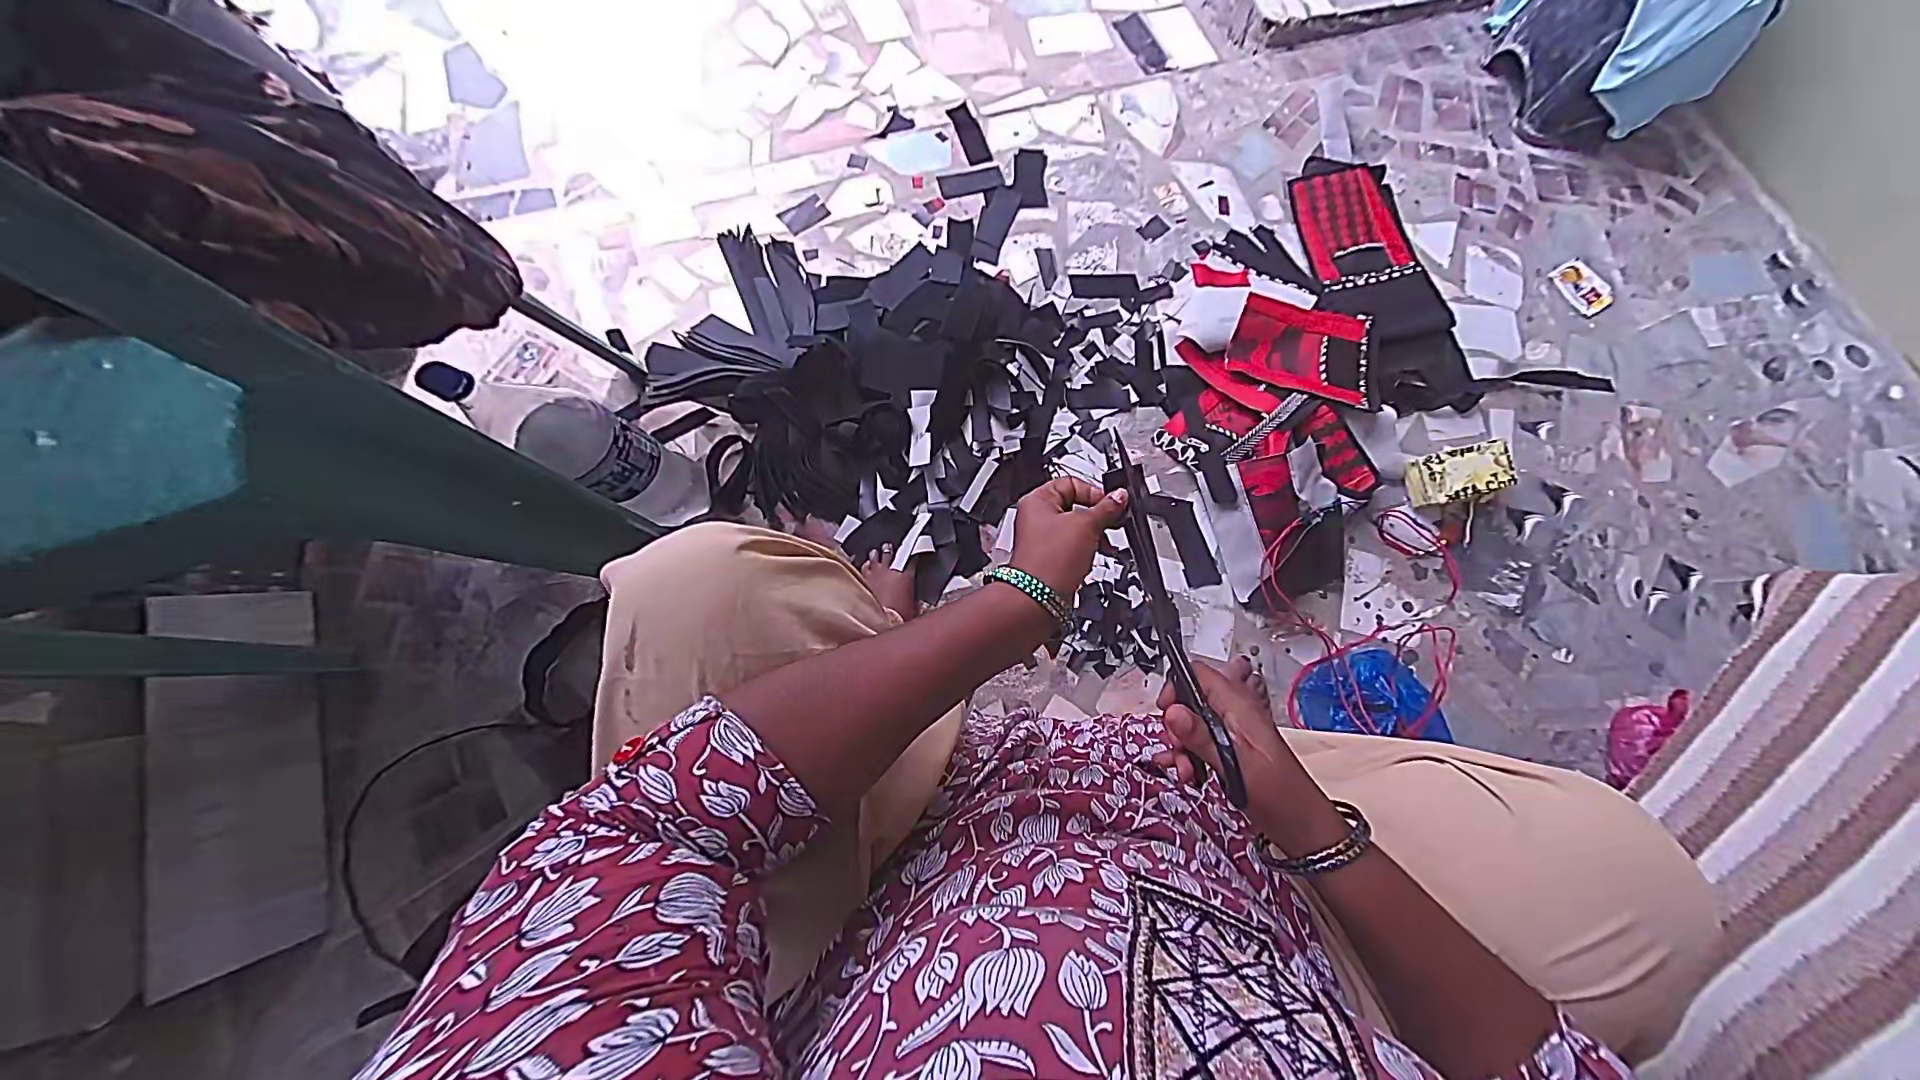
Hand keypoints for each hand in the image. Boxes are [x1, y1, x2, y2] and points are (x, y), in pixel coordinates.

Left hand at [1008, 476, 1128, 596]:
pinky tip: (1096, 555)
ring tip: (1104, 542)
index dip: (1094, 492)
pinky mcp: (1051, 557)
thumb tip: (1119, 496)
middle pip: (1075, 506)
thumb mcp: (1086, 526)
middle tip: (1111, 522)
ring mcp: (1043, 539)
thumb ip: (1106, 508)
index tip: (1111, 503)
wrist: (1039, 597)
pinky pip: (1074, 546)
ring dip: (1094, 534)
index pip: (1071, 483)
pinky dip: (1087, 548)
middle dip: (1096, 516)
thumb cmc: (1049, 560)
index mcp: (1037, 501)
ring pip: (1076, 527)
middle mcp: (1037, 518)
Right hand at [1153, 656, 1346, 851]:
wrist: (1302, 826)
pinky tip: (1189, 772)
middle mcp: (1233, 712)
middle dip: (1176, 725)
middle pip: (1189, 700)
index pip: (1197, 673)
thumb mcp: (1234, 766)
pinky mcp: (1228, 747)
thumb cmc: (1280, 795)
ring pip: (1190, 723)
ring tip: (1186, 768)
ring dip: (1181, 746)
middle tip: (1179, 749)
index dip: (1175, 689)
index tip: (1167, 715)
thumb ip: (1201, 737)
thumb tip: (1172, 712)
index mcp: (1238, 706)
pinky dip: (1188, 755)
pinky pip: (1199, 741)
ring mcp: (1231, 730)